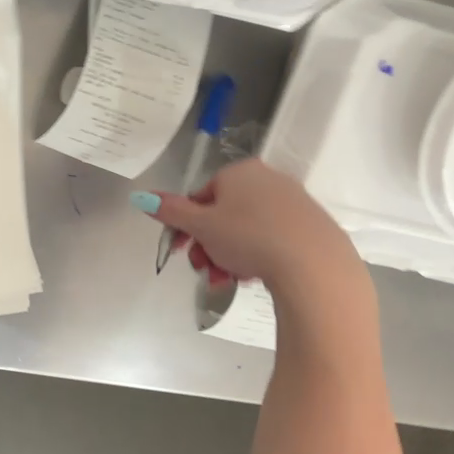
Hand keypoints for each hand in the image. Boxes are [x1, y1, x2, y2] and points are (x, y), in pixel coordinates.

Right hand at [140, 159, 364, 297]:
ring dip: (225, 257)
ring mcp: (291, 201)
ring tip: (227, 280)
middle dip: (206, 247)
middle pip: (221, 216)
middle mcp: (267, 179)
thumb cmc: (248, 236)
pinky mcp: (309, 224)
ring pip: (243, 231)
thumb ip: (169, 211)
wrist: (312, 263)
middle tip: (204, 269)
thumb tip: (140, 196)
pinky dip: (253, 256)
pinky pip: (269, 238)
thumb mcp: (200, 226)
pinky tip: (251, 276)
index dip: (185, 226)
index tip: (181, 250)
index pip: (199, 197)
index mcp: (239, 172)